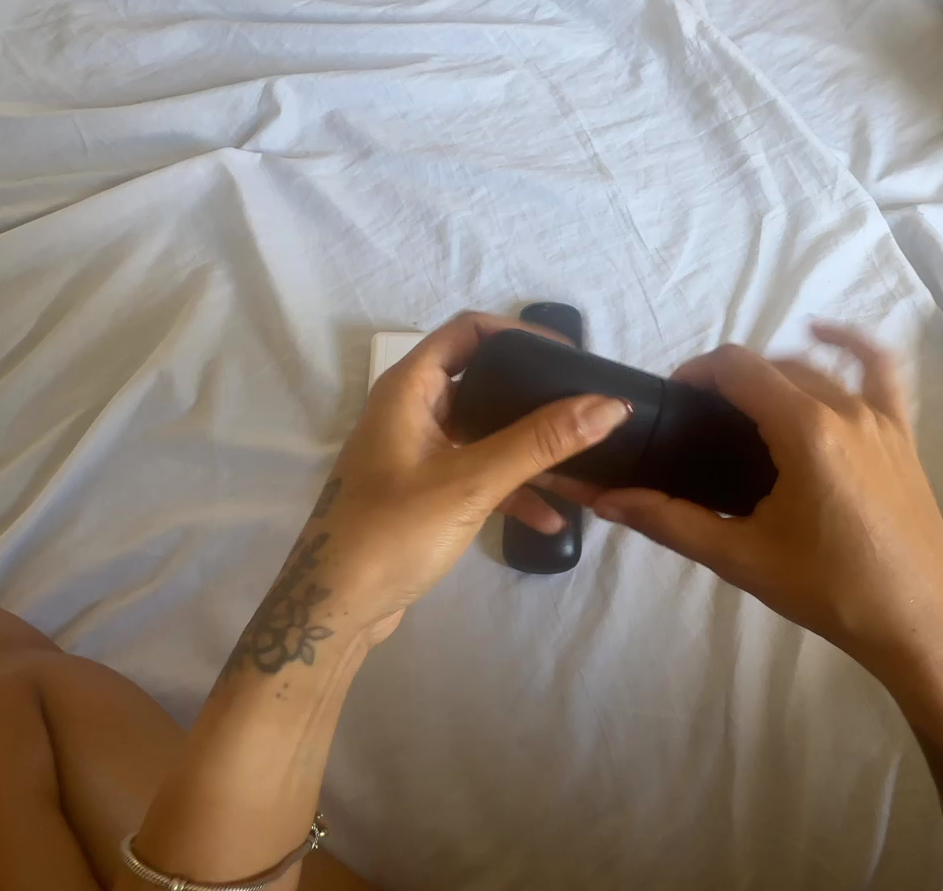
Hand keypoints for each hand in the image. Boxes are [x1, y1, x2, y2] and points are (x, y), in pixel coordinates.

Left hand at [306, 312, 631, 633]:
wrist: (333, 611)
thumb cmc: (392, 531)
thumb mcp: (471, 482)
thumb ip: (541, 441)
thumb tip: (609, 405)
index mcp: (411, 388)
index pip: (469, 331)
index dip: (520, 333)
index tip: (570, 356)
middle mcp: (414, 409)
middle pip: (485, 381)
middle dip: (537, 395)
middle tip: (587, 405)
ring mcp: (420, 451)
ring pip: (488, 433)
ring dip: (532, 449)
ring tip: (585, 463)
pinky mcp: (428, 489)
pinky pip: (480, 473)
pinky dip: (513, 488)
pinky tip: (551, 518)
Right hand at [588, 324, 942, 678]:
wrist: (919, 625)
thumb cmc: (828, 590)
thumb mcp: (740, 557)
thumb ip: (669, 521)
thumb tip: (605, 502)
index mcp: (804, 429)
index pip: (736, 367)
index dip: (696, 371)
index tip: (673, 398)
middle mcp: (845, 408)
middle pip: (771, 365)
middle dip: (727, 379)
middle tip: (699, 421)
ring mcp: (880, 417)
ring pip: (814, 368)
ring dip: (773, 373)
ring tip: (744, 406)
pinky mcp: (902, 434)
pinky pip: (879, 371)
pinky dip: (848, 346)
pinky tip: (824, 336)